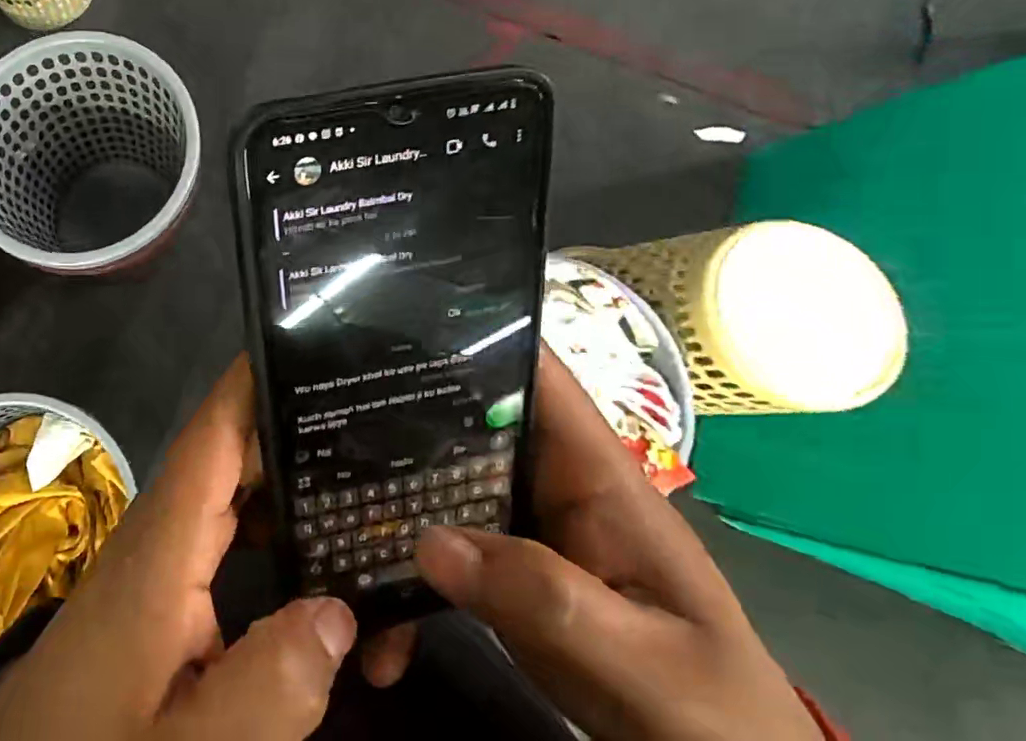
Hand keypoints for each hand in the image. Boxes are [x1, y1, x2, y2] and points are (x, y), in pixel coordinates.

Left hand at [0, 356, 356, 740]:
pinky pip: (222, 538)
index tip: (293, 342)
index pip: (207, 442)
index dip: (246, 387)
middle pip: (228, 460)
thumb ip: (263, 691)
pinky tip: (315, 557)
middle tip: (363, 416)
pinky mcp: (159, 592)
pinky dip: (269, 531)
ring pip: (229, 498)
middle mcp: (158, 539)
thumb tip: (338, 613)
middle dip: (290, 431)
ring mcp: (156, 564)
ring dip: (286, 484)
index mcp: (160, 552)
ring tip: (357, 480)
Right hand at [361, 344, 822, 740]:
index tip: (396, 322)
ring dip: (388, 502)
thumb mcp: (640, 659)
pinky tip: (371, 622)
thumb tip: (428, 542)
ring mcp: (524, 529)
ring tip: (319, 509)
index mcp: (593, 474)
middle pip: (469, 423)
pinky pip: (441, 554)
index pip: (537, 375)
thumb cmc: (706, 708)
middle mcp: (550, 485)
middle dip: (401, 416)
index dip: (477, 335)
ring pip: (442, 487)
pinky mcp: (504, 573)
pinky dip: (403, 581)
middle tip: (322, 412)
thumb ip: (547, 597)